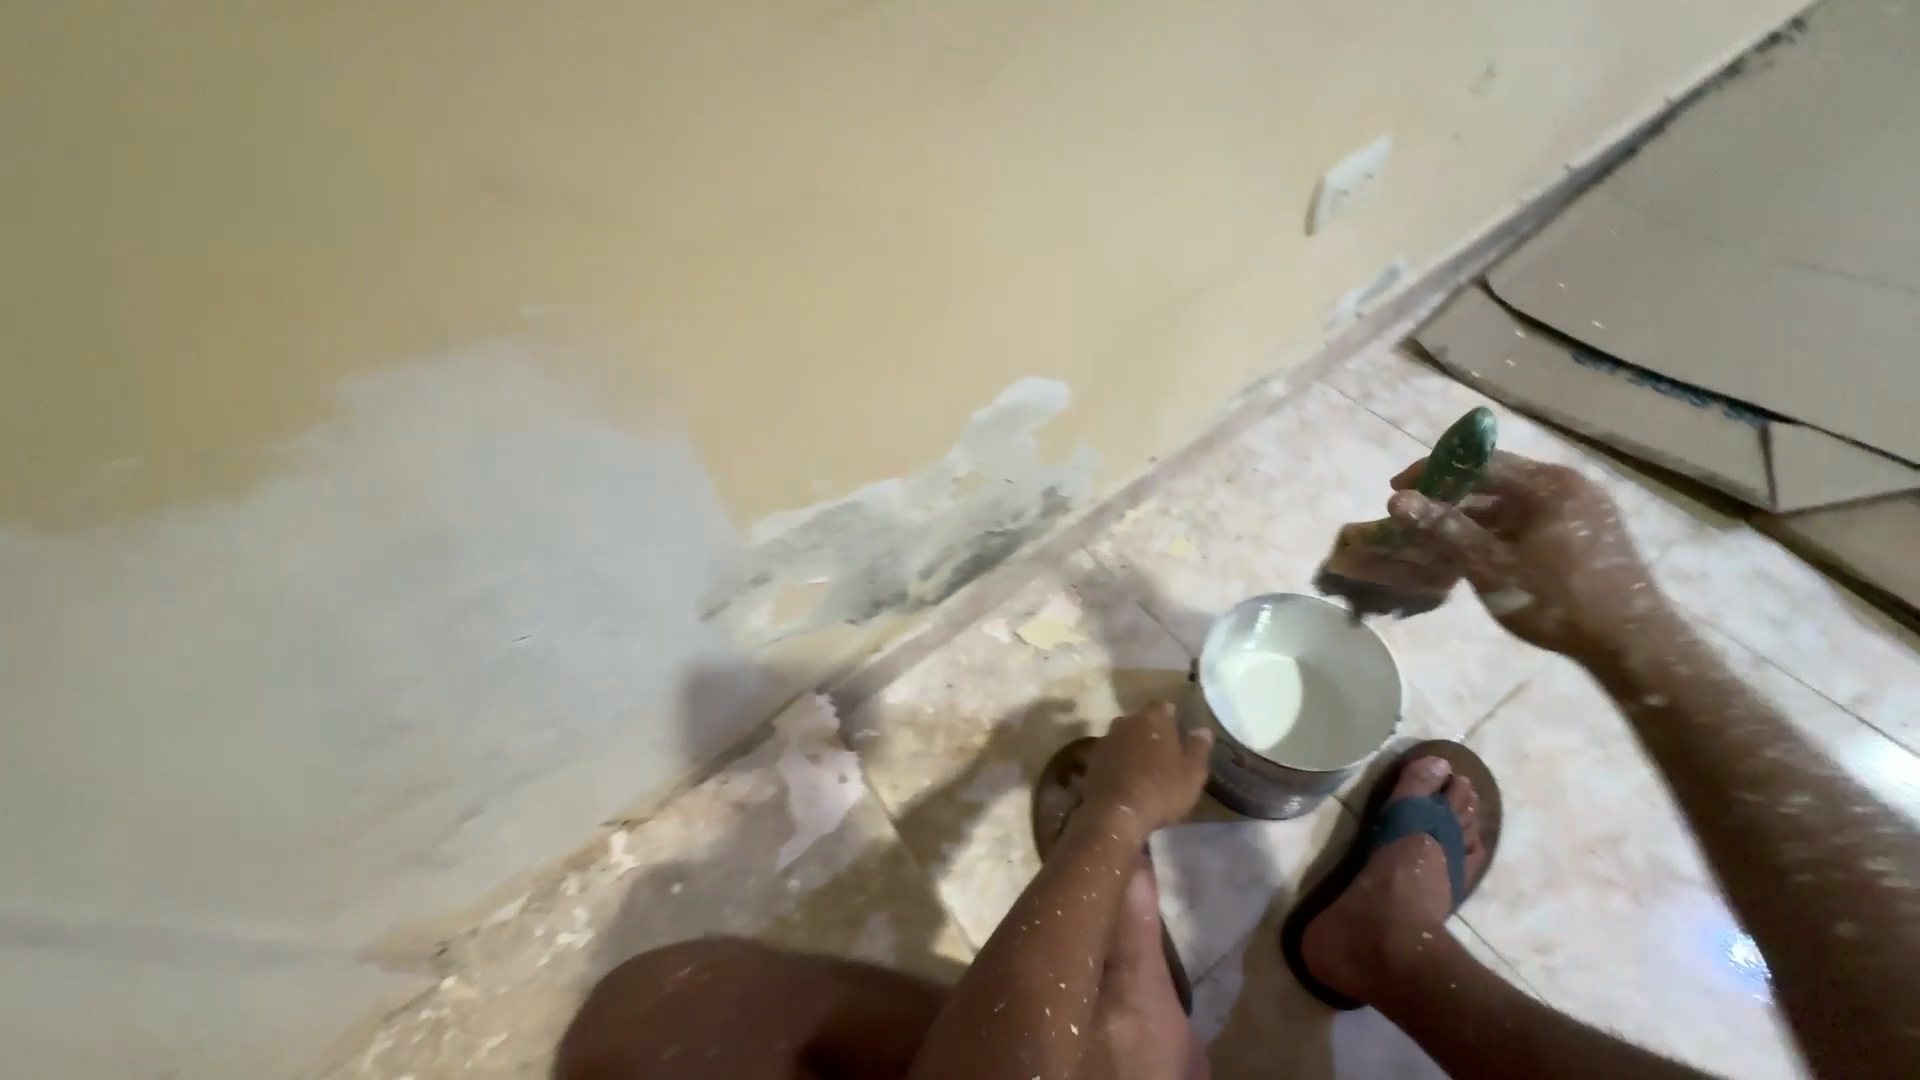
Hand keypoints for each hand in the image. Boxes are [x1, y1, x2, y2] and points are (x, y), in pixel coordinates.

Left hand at [1080, 702, 1213, 834]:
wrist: (1115, 813)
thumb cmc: (1161, 790)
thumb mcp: (1192, 772)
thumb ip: (1198, 748)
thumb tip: (1203, 729)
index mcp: (1152, 719)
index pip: (1164, 706)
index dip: (1172, 716)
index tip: (1180, 729)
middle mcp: (1126, 722)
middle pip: (1141, 720)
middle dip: (1151, 731)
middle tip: (1164, 750)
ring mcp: (1105, 740)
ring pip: (1123, 737)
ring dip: (1133, 747)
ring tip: (1145, 767)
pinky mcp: (1092, 761)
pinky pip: (1111, 756)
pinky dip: (1118, 763)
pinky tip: (1126, 780)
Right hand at [1385, 451, 1675, 659]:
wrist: (1631, 643)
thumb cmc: (1556, 601)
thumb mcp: (1489, 565)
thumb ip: (1443, 527)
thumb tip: (1396, 500)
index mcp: (1550, 485)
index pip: (1479, 461)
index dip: (1432, 472)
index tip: (1396, 489)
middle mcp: (1570, 486)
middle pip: (1497, 478)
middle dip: (1450, 493)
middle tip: (1414, 513)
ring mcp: (1584, 508)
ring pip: (1513, 499)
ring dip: (1472, 512)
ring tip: (1438, 534)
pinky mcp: (1587, 531)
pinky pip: (1531, 516)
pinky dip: (1498, 526)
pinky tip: (1476, 548)